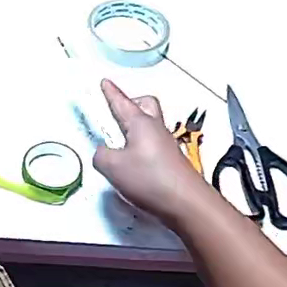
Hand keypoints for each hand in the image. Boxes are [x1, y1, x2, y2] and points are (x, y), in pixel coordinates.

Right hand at [93, 79, 213, 224]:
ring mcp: (167, 146)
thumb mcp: (112, 167)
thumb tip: (103, 153)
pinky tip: (134, 168)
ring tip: (120, 146)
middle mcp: (156, 130)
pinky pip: (154, 148)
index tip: (105, 83)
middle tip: (119, 111)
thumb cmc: (151, 179)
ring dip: (136, 131)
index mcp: (141, 123)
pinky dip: (141, 151)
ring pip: (151, 128)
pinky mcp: (172, 163)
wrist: (186, 203)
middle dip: (132, 103)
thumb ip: (100, 155)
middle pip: (147, 106)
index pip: (122, 102)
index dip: (111, 93)